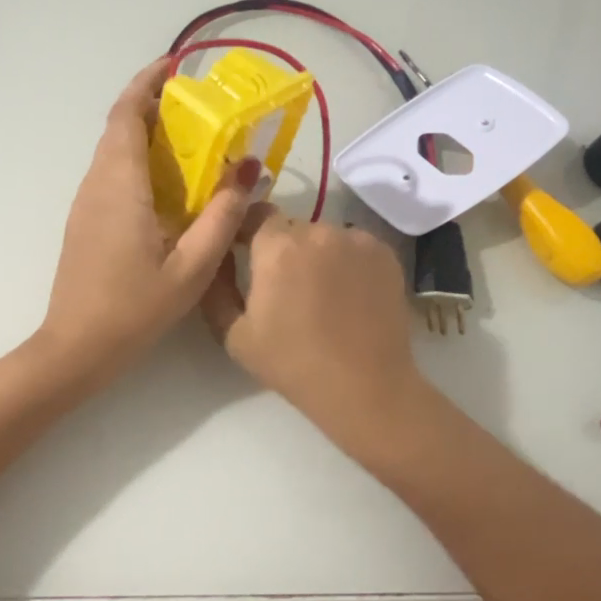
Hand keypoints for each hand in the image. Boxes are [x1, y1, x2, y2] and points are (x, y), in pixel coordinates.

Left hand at [38, 57, 258, 378]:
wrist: (76, 348)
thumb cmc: (133, 309)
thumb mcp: (191, 267)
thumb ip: (222, 216)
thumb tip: (249, 169)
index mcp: (119, 184)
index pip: (127, 113)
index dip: (149, 82)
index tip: (179, 64)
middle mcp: (96, 184)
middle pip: (121, 128)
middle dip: (157, 107)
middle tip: (203, 109)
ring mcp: (85, 205)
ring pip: (115, 154)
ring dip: (149, 138)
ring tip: (196, 144)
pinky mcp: (85, 224)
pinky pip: (112, 177)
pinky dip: (140, 166)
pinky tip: (170, 190)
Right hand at [201, 207, 426, 446]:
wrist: (364, 386)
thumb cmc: (292, 364)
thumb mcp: (234, 335)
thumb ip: (214, 289)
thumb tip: (214, 258)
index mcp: (276, 248)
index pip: (253, 215)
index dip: (245, 231)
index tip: (243, 254)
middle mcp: (318, 231)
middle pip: (291, 228)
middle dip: (282, 249)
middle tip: (284, 288)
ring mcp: (357, 239)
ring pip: (325, 236)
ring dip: (316, 255)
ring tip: (321, 295)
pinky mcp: (386, 253)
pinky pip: (355, 247)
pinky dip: (346, 262)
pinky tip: (348, 296)